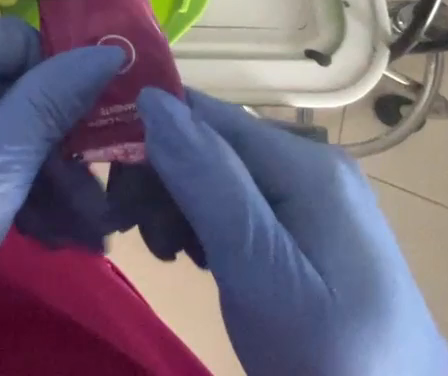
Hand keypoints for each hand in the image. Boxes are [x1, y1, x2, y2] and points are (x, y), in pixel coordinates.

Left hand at [0, 21, 123, 373]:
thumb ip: (51, 103)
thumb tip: (106, 50)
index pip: (21, 40)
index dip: (65, 82)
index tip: (103, 138)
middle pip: (10, 87)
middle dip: (59, 148)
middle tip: (99, 214)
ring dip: (39, 175)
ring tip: (79, 238)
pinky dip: (3, 181)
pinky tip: (41, 234)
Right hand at [119, 88, 447, 375]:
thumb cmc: (336, 362)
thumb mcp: (262, 275)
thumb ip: (210, 184)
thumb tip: (150, 98)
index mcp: (304, 162)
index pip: (192, 111)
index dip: (139, 139)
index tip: (111, 193)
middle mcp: (308, 161)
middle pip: (198, 138)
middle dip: (152, 178)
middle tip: (133, 234)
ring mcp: (310, 193)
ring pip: (206, 167)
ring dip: (168, 203)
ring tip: (163, 254)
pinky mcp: (305, 224)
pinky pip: (229, 196)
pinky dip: (196, 220)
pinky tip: (193, 258)